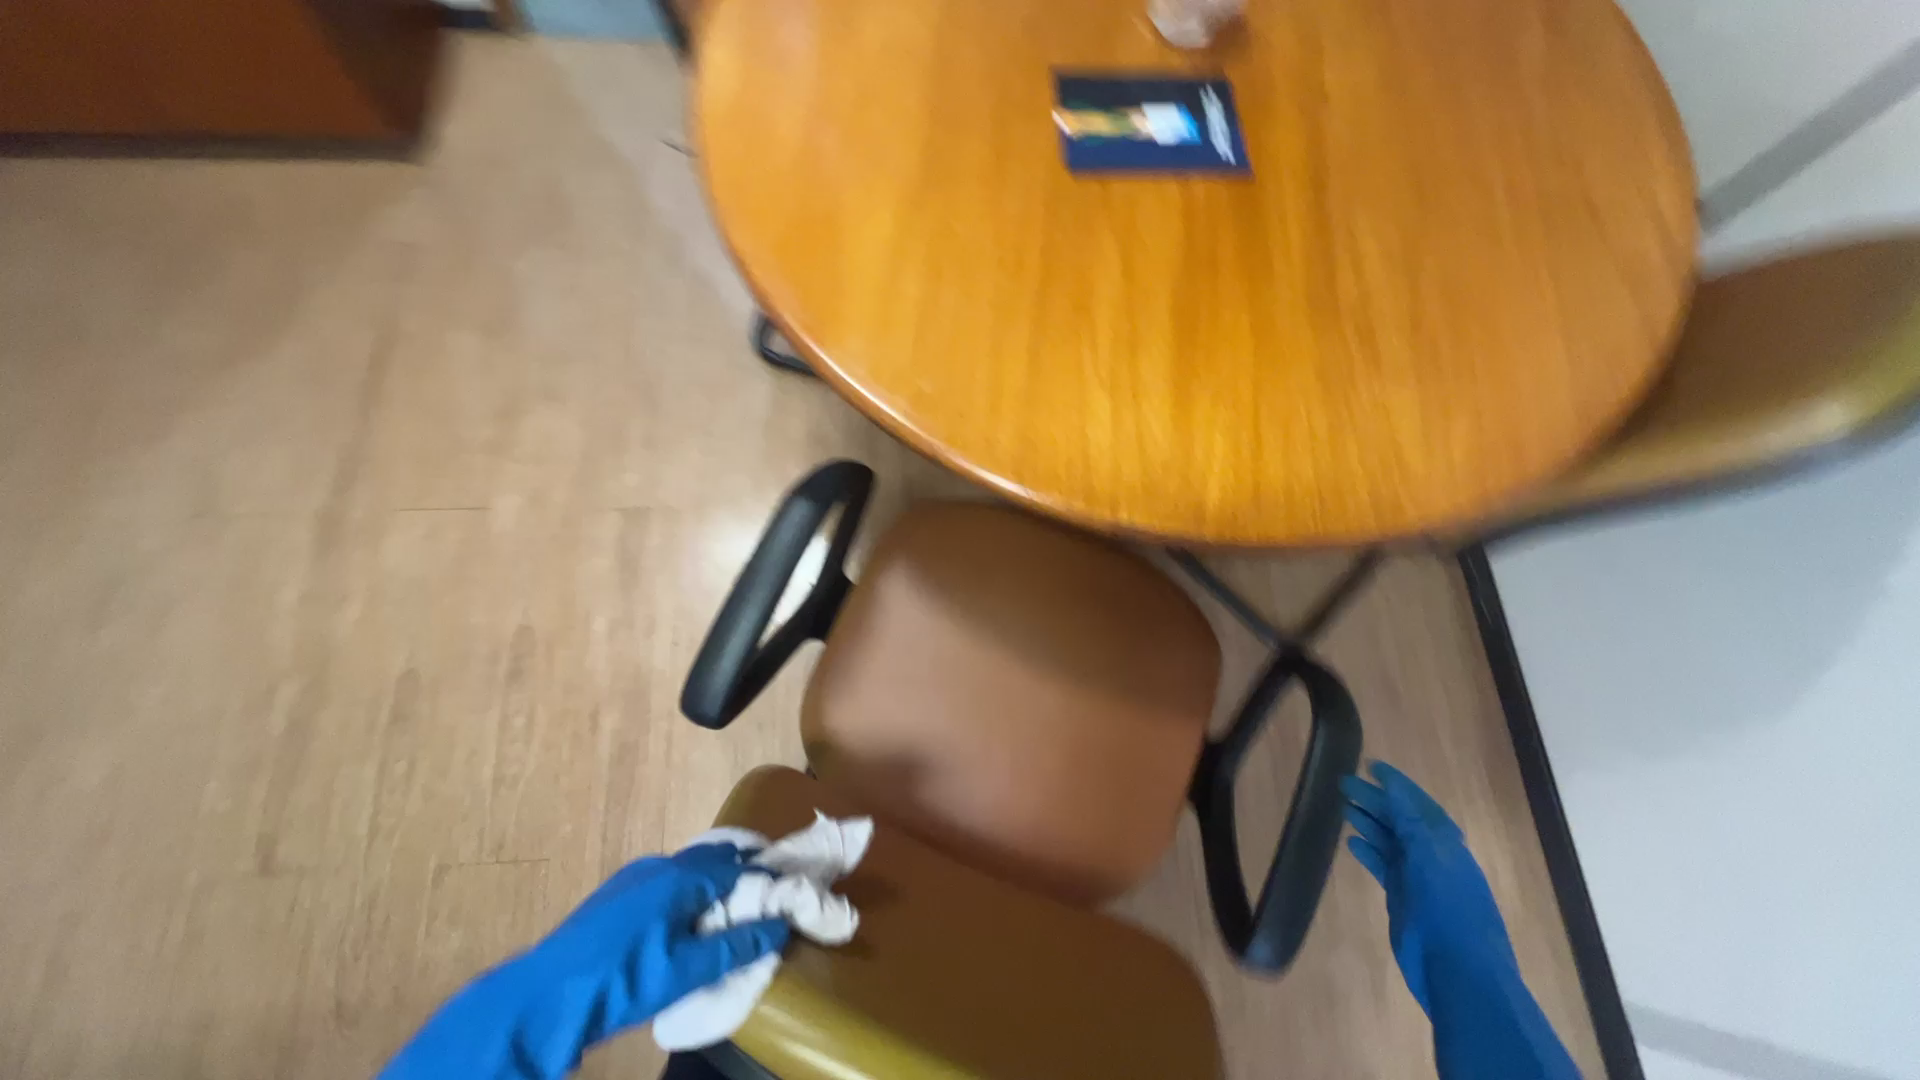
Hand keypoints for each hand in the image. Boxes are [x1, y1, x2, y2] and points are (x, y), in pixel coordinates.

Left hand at [533, 843, 791, 1026]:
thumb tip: (781, 925)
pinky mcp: (614, 894)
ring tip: (720, 917)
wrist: (547, 996)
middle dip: (736, 877)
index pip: (736, 866)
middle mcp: (660, 865)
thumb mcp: (689, 970)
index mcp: (681, 877)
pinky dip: (682, 895)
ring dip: (707, 887)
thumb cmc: (626, 980)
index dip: (762, 879)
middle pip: (709, 861)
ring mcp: (633, 877)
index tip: (782, 894)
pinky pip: (662, 883)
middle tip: (756, 902)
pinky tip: (678, 925)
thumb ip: (737, 945)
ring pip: (684, 872)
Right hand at [1340, 762, 1517, 1014]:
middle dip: (1375, 799)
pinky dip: (1367, 852)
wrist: (1459, 971)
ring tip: (1343, 806)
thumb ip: (1411, 821)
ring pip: (1389, 840)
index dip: (1395, 783)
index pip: (1416, 802)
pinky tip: (1350, 843)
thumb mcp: (1431, 858)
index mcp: (1444, 842)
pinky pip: (1382, 865)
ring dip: (1369, 822)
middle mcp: (1431, 855)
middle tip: (1342, 783)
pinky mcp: (1402, 898)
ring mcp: (1416, 878)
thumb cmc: (1448, 909)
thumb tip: (1392, 787)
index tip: (1369, 765)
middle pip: (1399, 819)